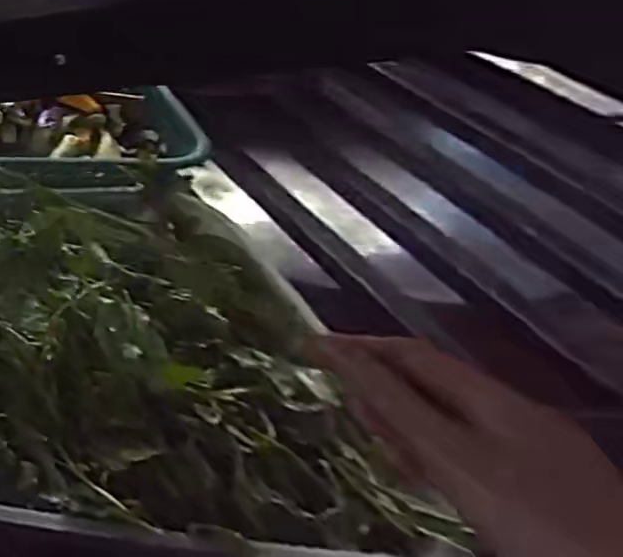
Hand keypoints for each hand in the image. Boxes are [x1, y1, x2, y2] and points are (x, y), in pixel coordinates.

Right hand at [316, 334, 622, 556]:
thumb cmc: (530, 514)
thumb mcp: (446, 452)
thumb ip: (387, 396)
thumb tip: (331, 347)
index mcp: (497, 399)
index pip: (409, 351)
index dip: (354, 345)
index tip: (306, 350)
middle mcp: (522, 414)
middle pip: (431, 383)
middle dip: (379, 387)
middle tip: (344, 404)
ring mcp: (544, 451)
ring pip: (452, 418)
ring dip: (407, 423)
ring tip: (383, 445)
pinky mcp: (553, 485)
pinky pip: (477, 449)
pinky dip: (439, 450)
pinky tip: (431, 475)